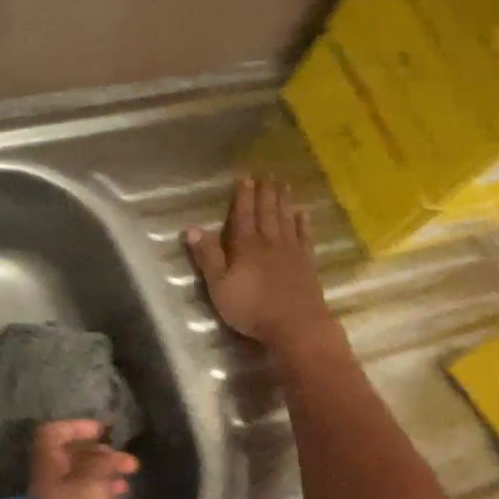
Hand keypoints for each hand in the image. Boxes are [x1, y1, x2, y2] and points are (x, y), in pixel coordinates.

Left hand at [27, 420, 138, 498]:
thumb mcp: (90, 485)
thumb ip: (98, 462)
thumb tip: (104, 452)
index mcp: (46, 468)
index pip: (52, 433)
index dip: (77, 427)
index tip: (105, 431)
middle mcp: (46, 484)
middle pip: (69, 457)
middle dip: (100, 454)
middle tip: (128, 461)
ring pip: (78, 480)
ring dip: (103, 475)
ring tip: (127, 481)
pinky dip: (100, 497)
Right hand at [186, 176, 337, 348]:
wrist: (296, 325)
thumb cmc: (251, 308)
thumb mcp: (219, 286)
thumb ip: (207, 257)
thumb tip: (191, 229)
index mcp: (246, 246)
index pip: (242, 216)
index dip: (242, 197)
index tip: (244, 179)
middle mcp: (270, 243)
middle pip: (267, 213)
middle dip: (265, 193)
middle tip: (266, 174)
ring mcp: (292, 252)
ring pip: (286, 220)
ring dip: (283, 202)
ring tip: (283, 185)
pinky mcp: (307, 264)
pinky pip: (305, 237)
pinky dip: (304, 224)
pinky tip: (303, 214)